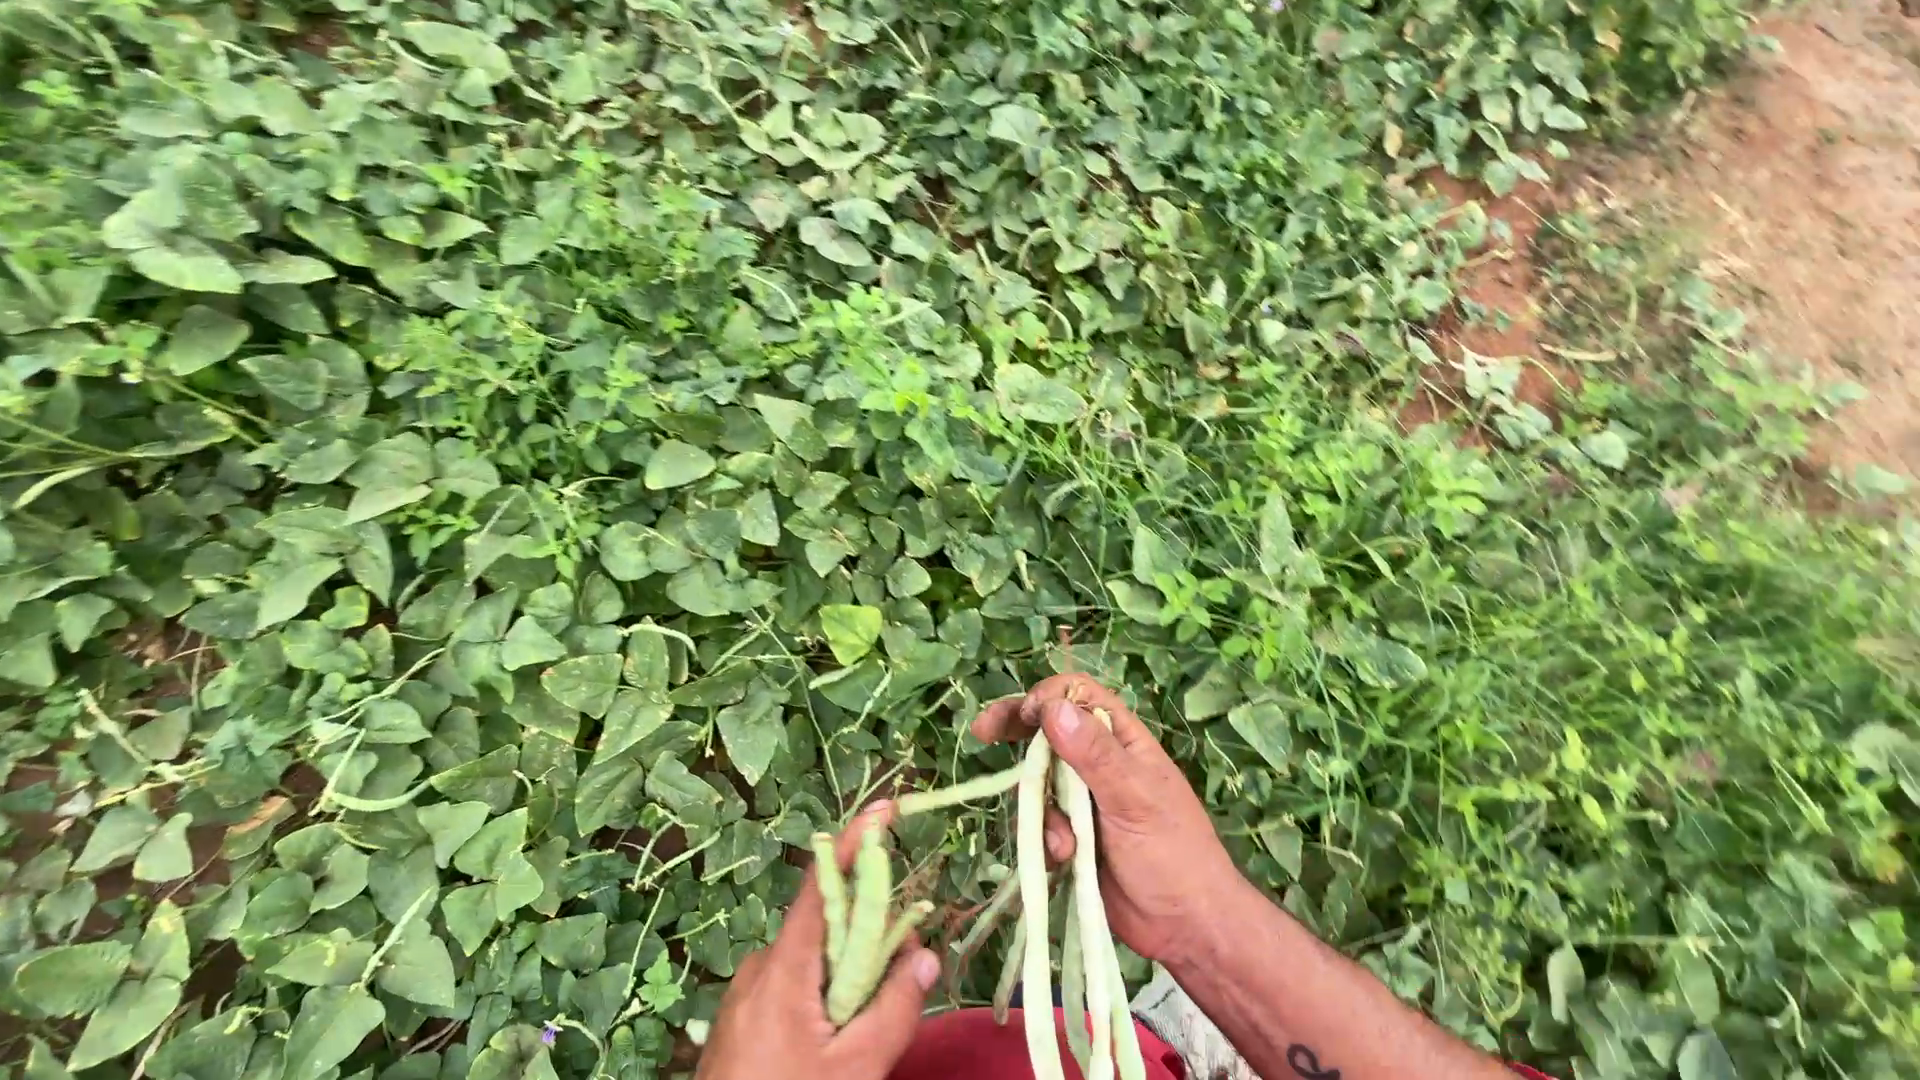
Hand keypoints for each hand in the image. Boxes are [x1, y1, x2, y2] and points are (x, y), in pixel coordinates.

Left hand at [696, 803, 941, 1079]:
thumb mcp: (854, 1070)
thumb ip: (894, 1009)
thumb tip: (925, 955)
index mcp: (784, 968)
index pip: (821, 885)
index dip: (854, 840)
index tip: (886, 809)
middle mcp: (761, 965)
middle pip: (825, 924)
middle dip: (869, 931)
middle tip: (904, 964)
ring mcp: (747, 990)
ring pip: (812, 957)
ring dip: (847, 969)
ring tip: (868, 1019)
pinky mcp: (742, 1014)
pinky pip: (793, 981)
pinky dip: (824, 989)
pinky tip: (836, 1033)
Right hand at [972, 674, 1243, 965]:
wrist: (1184, 928)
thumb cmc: (1174, 854)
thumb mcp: (1135, 798)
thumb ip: (1094, 754)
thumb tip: (1051, 707)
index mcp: (1123, 740)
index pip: (1078, 695)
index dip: (1047, 698)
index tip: (1024, 717)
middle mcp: (1099, 762)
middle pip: (1047, 730)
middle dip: (1016, 730)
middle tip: (983, 731)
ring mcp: (1083, 799)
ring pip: (1038, 781)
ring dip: (1042, 810)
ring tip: (1066, 844)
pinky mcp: (1070, 835)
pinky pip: (1040, 822)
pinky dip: (1046, 840)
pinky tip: (1065, 861)